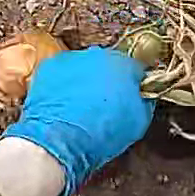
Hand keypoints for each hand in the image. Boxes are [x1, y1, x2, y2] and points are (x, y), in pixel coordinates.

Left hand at [4, 47, 152, 195]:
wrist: (58, 141)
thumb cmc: (102, 133)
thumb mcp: (139, 122)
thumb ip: (145, 101)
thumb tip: (143, 95)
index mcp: (125, 65)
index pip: (137, 69)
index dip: (136, 85)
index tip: (132, 98)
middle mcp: (99, 55)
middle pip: (110, 64)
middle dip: (110, 80)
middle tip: (107, 103)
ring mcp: (72, 58)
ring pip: (86, 66)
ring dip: (87, 80)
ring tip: (82, 105)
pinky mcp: (49, 67)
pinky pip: (63, 72)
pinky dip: (65, 83)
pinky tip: (65, 103)